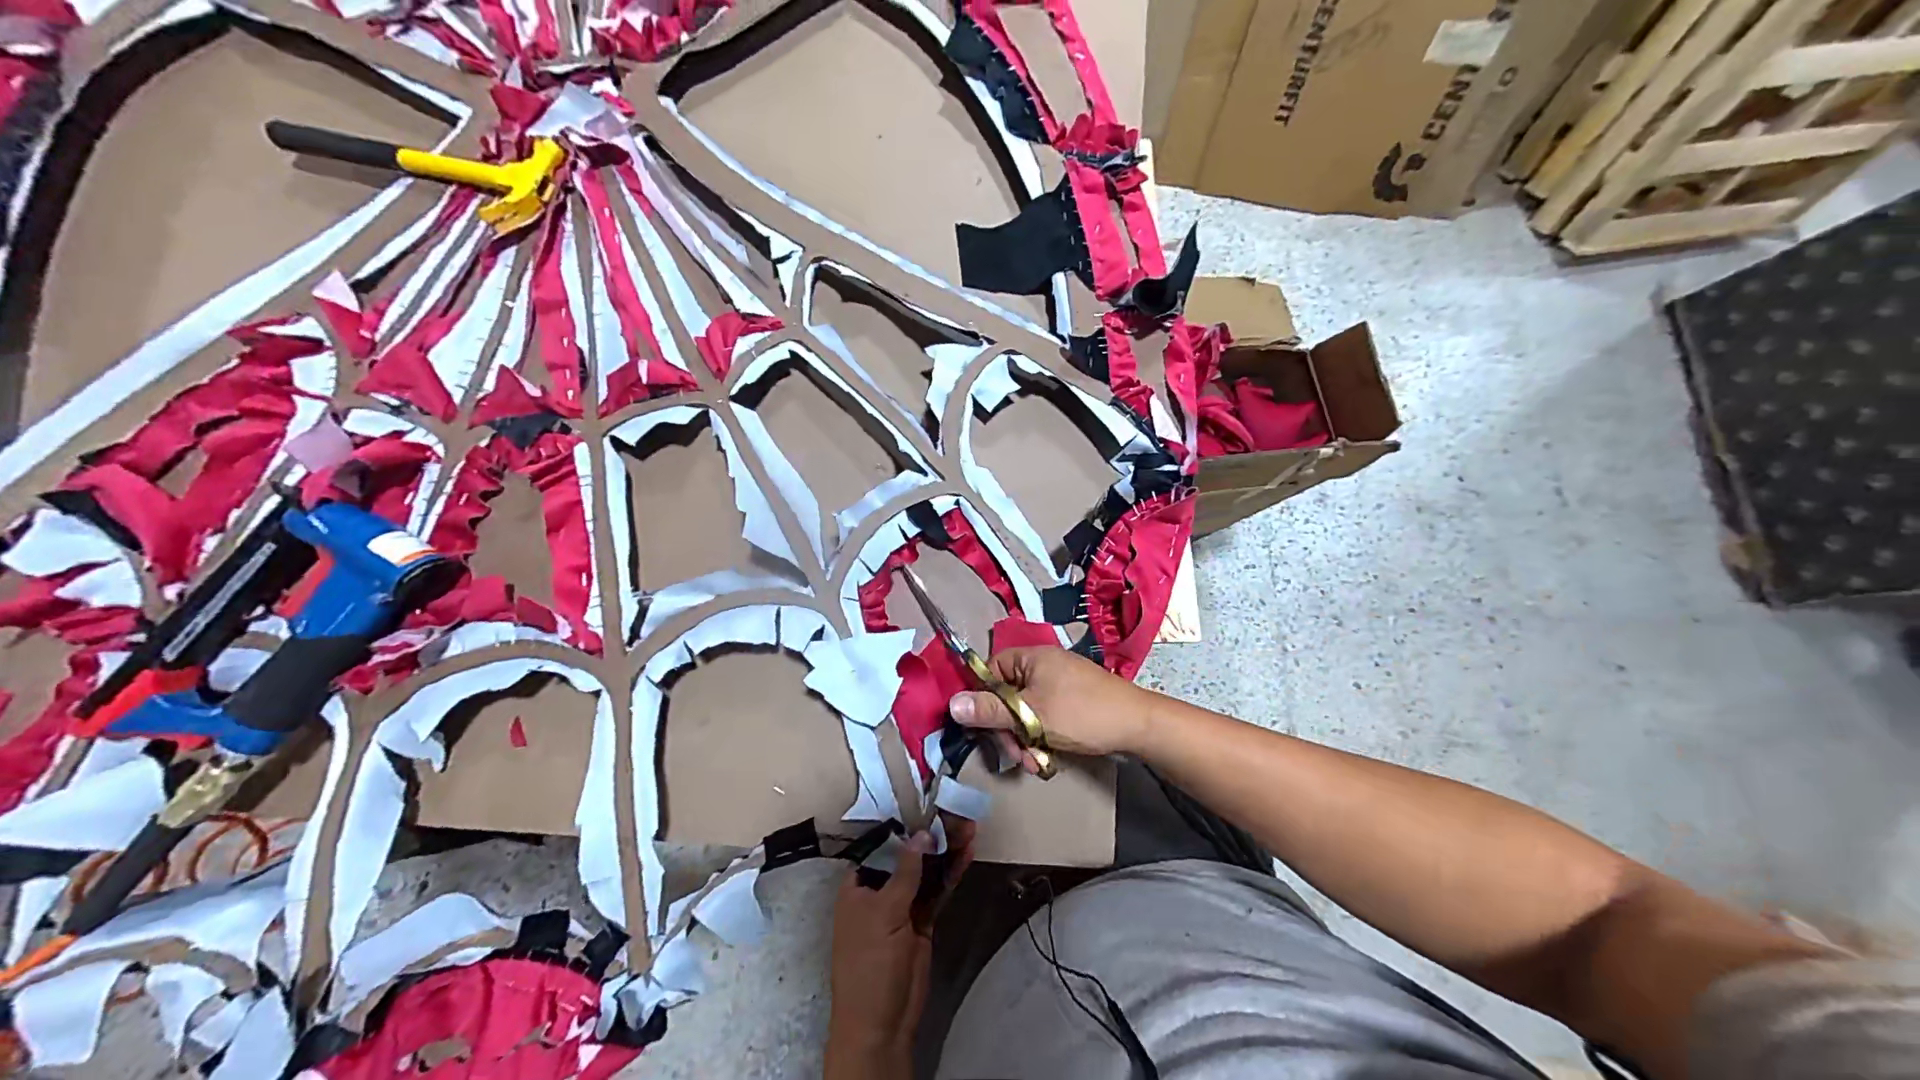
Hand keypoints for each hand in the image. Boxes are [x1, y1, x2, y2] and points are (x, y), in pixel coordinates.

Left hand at [824, 820, 974, 1079]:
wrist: (881, 1023)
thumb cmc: (869, 963)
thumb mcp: (884, 913)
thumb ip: (905, 872)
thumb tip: (921, 835)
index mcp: (858, 886)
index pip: (882, 846)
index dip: (905, 826)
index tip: (928, 805)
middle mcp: (880, 892)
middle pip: (909, 856)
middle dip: (932, 837)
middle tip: (957, 814)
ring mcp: (903, 908)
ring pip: (927, 873)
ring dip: (947, 852)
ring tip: (969, 827)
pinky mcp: (922, 923)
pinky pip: (938, 893)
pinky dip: (952, 875)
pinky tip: (967, 854)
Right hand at [948, 646, 1157, 771]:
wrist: (1139, 725)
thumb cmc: (1081, 714)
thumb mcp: (1031, 715)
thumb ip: (990, 711)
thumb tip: (952, 704)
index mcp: (1031, 657)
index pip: (990, 671)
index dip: (982, 699)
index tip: (984, 727)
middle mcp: (1043, 665)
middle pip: (1007, 694)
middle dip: (1007, 728)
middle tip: (1014, 754)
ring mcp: (1059, 682)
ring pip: (1026, 710)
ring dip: (1024, 738)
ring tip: (1033, 762)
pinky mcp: (1072, 700)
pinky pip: (1044, 715)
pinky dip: (1041, 735)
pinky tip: (1046, 757)